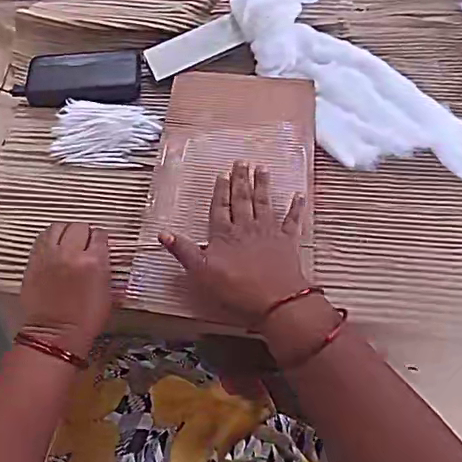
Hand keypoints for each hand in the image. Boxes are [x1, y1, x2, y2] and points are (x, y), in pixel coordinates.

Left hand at [19, 221, 113, 357]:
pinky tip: (54, 247)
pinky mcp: (34, 260)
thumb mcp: (108, 292)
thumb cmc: (87, 319)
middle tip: (84, 244)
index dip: (100, 240)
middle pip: (79, 226)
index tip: (99, 246)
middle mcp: (71, 253)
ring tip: (68, 242)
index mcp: (94, 261)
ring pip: (59, 226)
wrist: (56, 335)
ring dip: (66, 232)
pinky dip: (50, 238)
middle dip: (84, 234)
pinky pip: (43, 237)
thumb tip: (103, 253)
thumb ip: (105, 267)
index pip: (99, 235)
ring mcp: (49, 255)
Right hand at [161, 162, 311, 321]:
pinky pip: (292, 220)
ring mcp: (268, 232)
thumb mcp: (201, 272)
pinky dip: (295, 207)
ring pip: (264, 203)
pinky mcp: (287, 241)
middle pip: (242, 199)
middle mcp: (246, 227)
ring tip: (261, 169)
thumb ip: (183, 251)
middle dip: (241, 180)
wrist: (276, 299)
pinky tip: (298, 195)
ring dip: (262, 186)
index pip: (220, 207)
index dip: (220, 190)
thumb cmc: (236, 287)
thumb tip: (163, 234)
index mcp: (225, 234)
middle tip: (242, 162)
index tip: (222, 174)